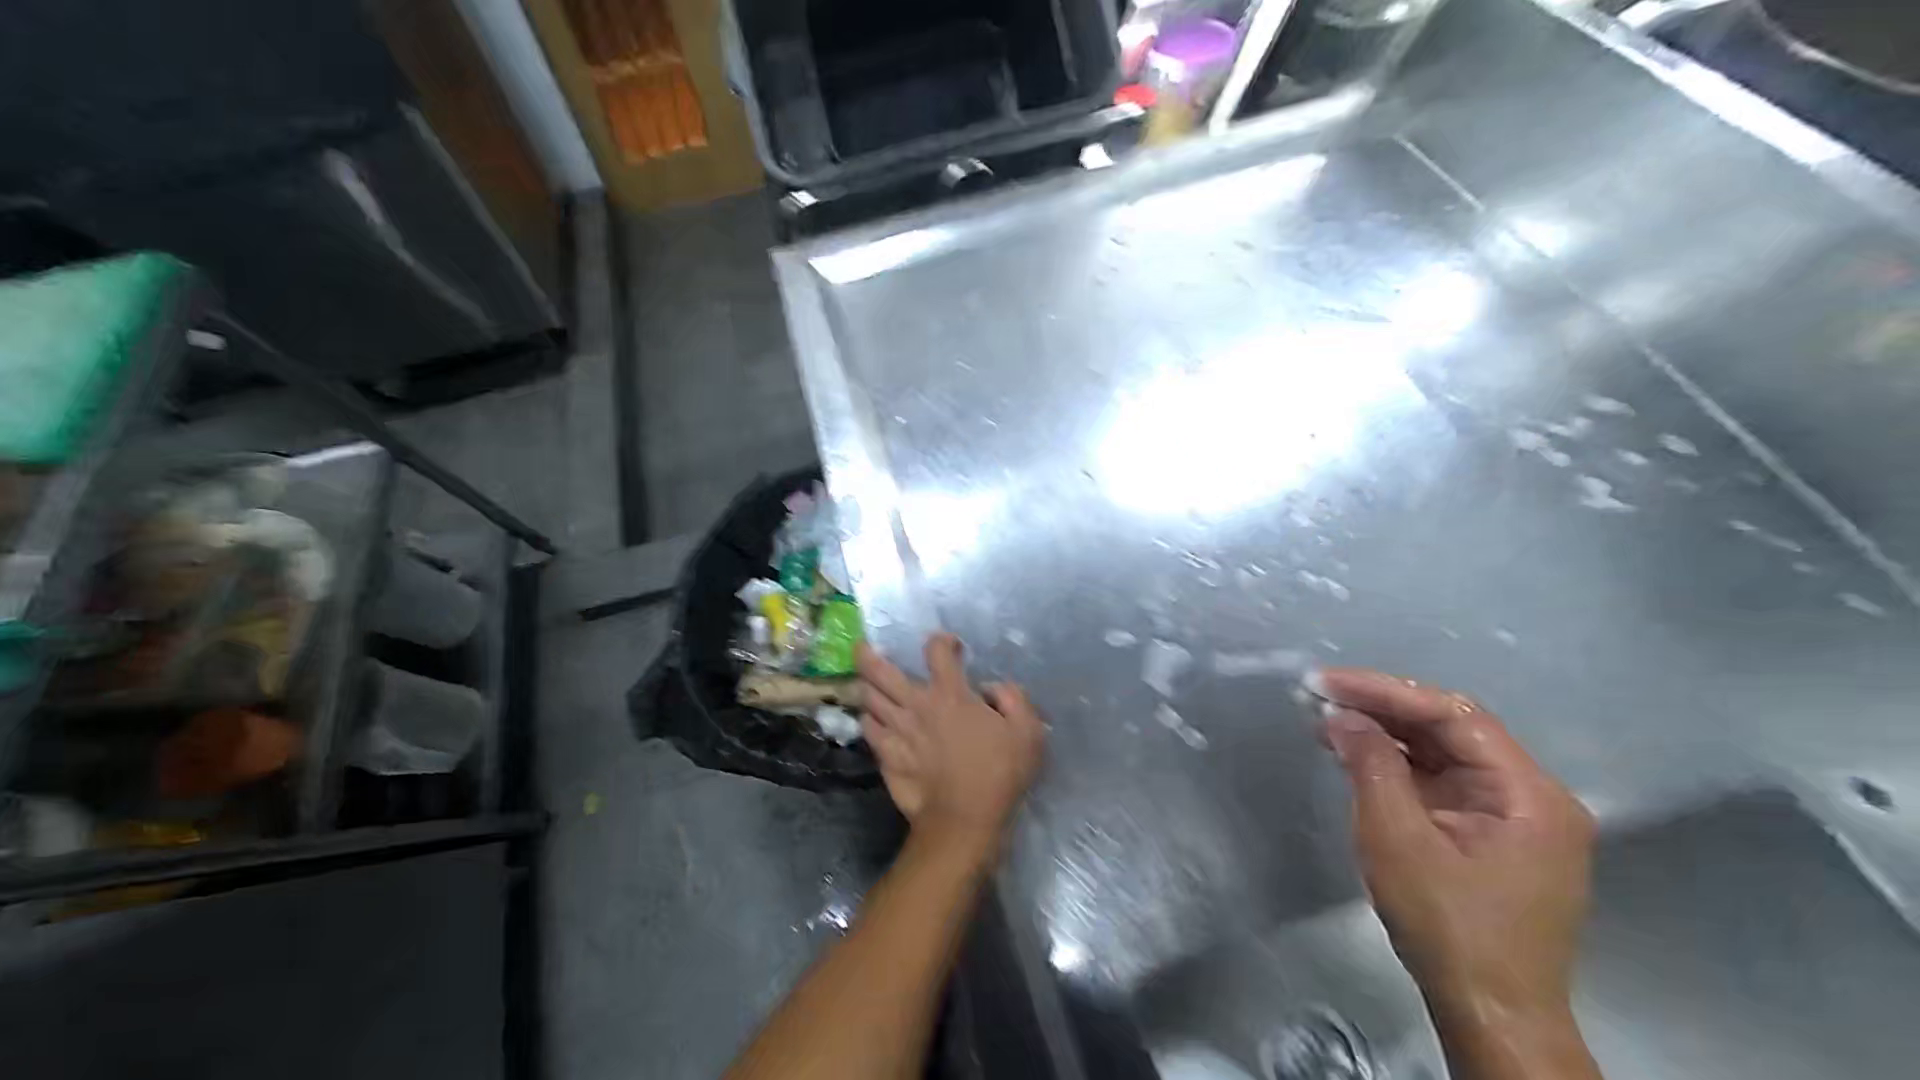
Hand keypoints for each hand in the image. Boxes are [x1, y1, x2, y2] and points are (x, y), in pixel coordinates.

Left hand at [857, 634, 1043, 848]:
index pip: (937, 651)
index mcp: (950, 695)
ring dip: (866, 685)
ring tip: (866, 680)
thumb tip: (991, 688)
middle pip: (881, 671)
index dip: (941, 640)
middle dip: (867, 655)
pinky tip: (871, 718)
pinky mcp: (886, 758)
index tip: (949, 645)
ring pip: (869, 699)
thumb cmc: (999, 774)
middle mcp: (916, 706)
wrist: (964, 822)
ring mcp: (897, 732)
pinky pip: (868, 730)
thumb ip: (1013, 698)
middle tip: (862, 646)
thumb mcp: (1028, 731)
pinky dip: (868, 719)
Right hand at [1316, 668, 1595, 1016]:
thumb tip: (1341, 716)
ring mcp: (1514, 816)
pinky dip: (1397, 765)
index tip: (1326, 683)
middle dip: (1383, 708)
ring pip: (1444, 753)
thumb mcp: (1397, 839)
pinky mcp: (1491, 834)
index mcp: (1528, 793)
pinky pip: (1442, 781)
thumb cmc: (1448, 926)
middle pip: (1451, 729)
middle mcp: (1532, 795)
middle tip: (1321, 695)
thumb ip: (1371, 766)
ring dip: (1386, 734)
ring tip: (1327, 719)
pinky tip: (1357, 755)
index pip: (1453, 715)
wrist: (1491, 1014)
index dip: (1385, 692)